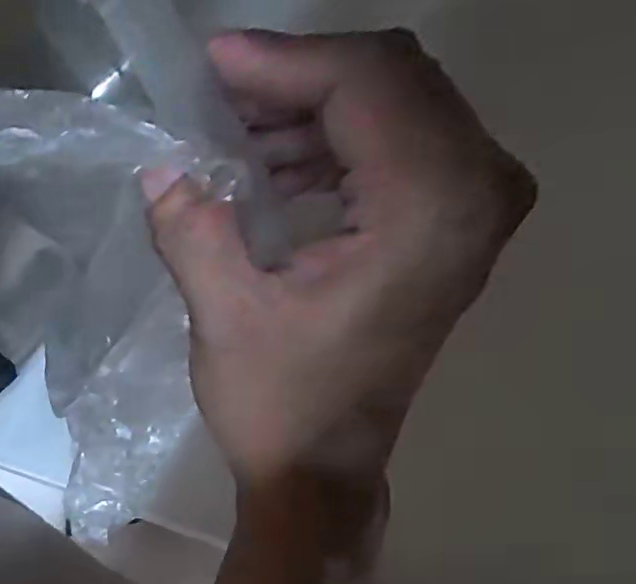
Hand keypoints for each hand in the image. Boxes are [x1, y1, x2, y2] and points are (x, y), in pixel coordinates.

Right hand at [145, 29, 534, 489]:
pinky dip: (331, 148)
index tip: (211, 60)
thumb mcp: (225, 319)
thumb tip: (159, 171)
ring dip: (311, 113)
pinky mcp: (449, 231)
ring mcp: (473, 208)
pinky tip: (272, 169)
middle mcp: (476, 189)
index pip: (364, 85)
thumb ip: (193, 232)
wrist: (321, 471)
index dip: (282, 62)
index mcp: (429, 206)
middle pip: (391, 83)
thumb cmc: (277, 405)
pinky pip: (396, 153)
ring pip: (396, 112)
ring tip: (232, 132)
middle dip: (297, 79)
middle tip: (216, 93)